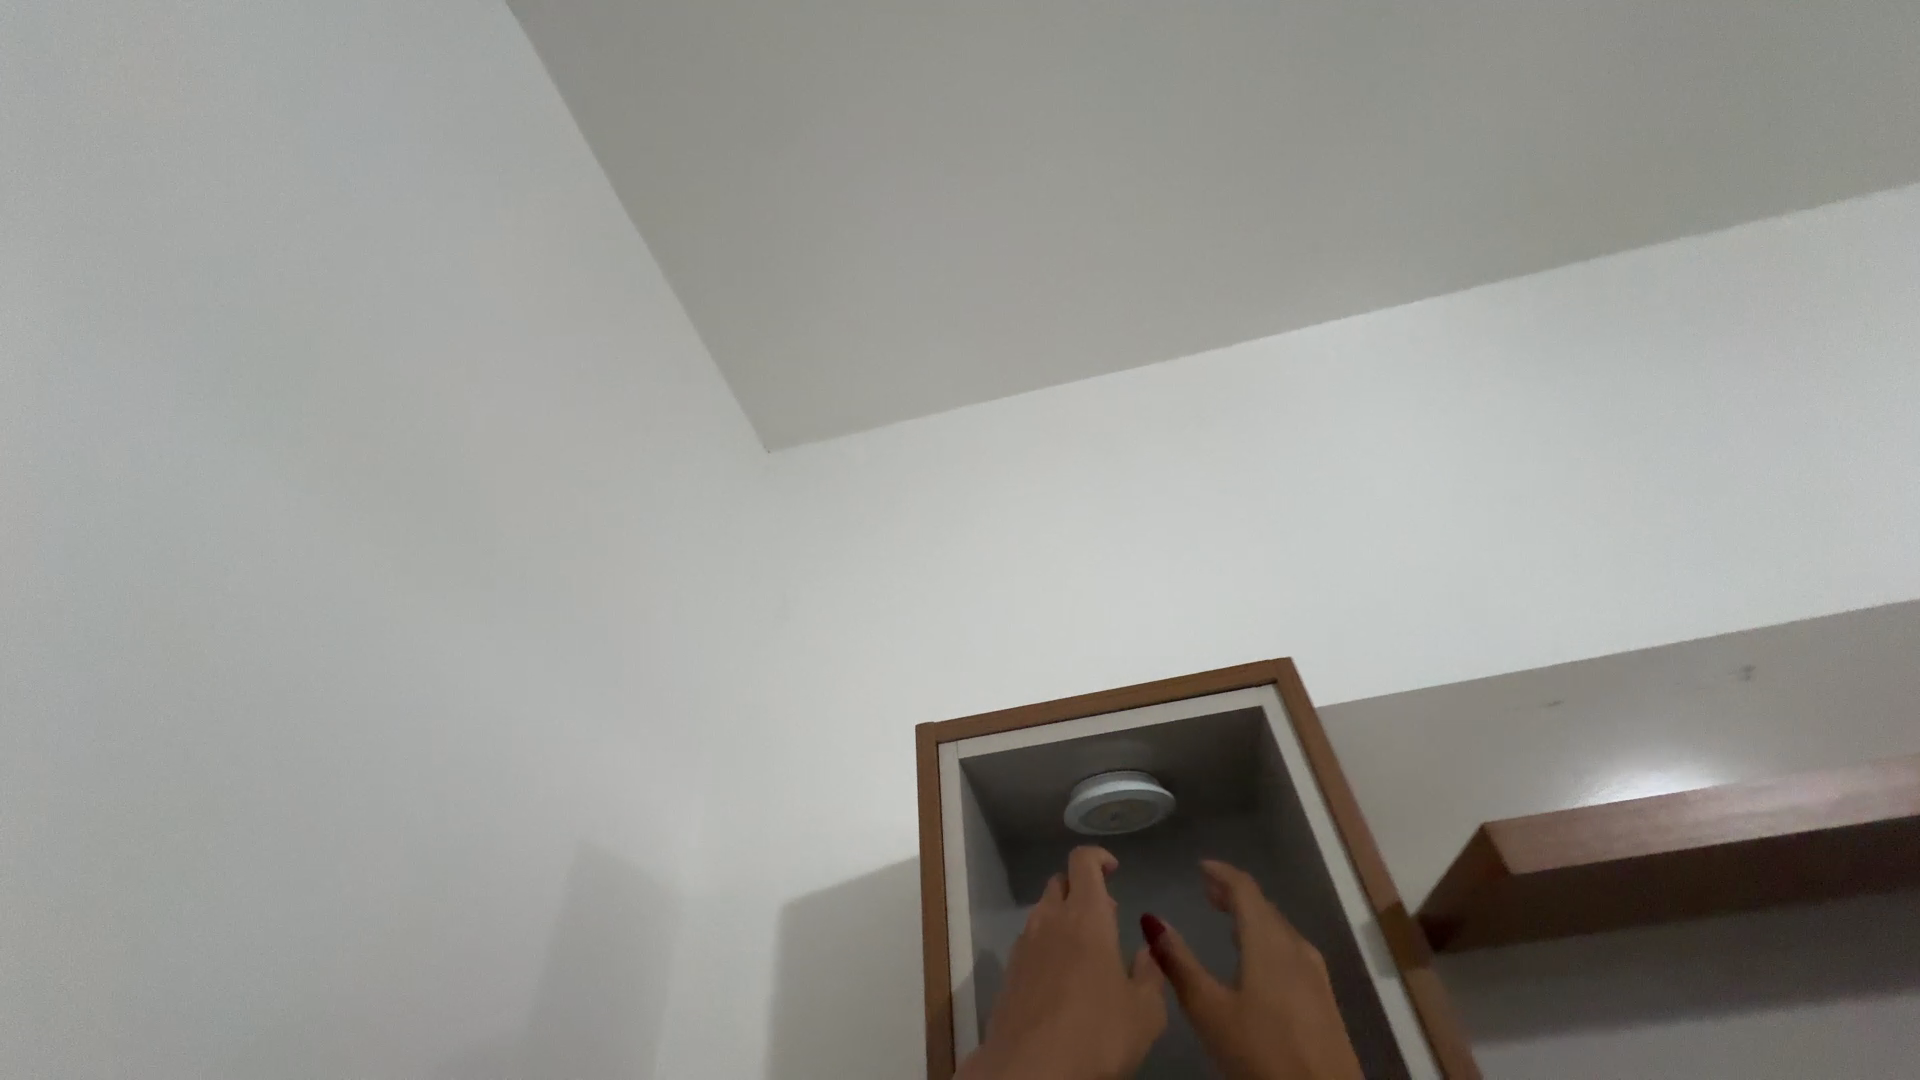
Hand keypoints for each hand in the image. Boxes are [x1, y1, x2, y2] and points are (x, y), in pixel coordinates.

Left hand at [956, 846, 1166, 1079]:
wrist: (1028, 1068)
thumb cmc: (1096, 1034)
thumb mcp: (1145, 1012)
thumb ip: (1150, 973)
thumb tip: (1146, 950)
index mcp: (1086, 915)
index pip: (1084, 861)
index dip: (1099, 857)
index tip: (1115, 870)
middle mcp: (1051, 918)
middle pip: (1061, 881)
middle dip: (1083, 888)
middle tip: (1106, 917)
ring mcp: (1025, 942)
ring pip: (1044, 910)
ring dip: (1064, 917)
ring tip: (1087, 951)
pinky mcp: (1009, 969)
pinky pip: (1031, 939)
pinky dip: (1047, 944)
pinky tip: (1062, 978)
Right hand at [1142, 860, 1362, 1079]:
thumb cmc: (1261, 1053)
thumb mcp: (1208, 1009)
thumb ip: (1179, 963)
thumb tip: (1152, 920)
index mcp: (1267, 941)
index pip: (1245, 889)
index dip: (1221, 873)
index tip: (1200, 866)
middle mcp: (1295, 947)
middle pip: (1264, 907)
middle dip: (1234, 894)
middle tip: (1207, 890)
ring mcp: (1315, 974)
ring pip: (1280, 929)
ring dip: (1253, 917)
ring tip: (1227, 920)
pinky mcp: (1324, 1000)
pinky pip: (1291, 951)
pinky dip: (1269, 940)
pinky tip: (1260, 962)